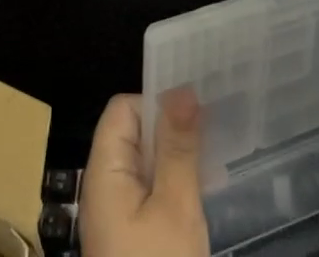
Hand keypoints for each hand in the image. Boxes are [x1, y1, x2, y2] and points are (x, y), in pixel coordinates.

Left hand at [79, 89, 210, 256]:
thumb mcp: (175, 205)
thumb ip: (177, 148)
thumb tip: (182, 90)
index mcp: (105, 169)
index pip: (122, 110)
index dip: (157, 104)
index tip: (195, 114)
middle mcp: (105, 183)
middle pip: (135, 134)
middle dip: (173, 130)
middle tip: (213, 135)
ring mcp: (117, 208)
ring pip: (147, 163)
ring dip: (178, 157)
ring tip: (214, 162)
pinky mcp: (131, 228)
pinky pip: (151, 189)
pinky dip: (176, 183)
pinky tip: (204, 190)